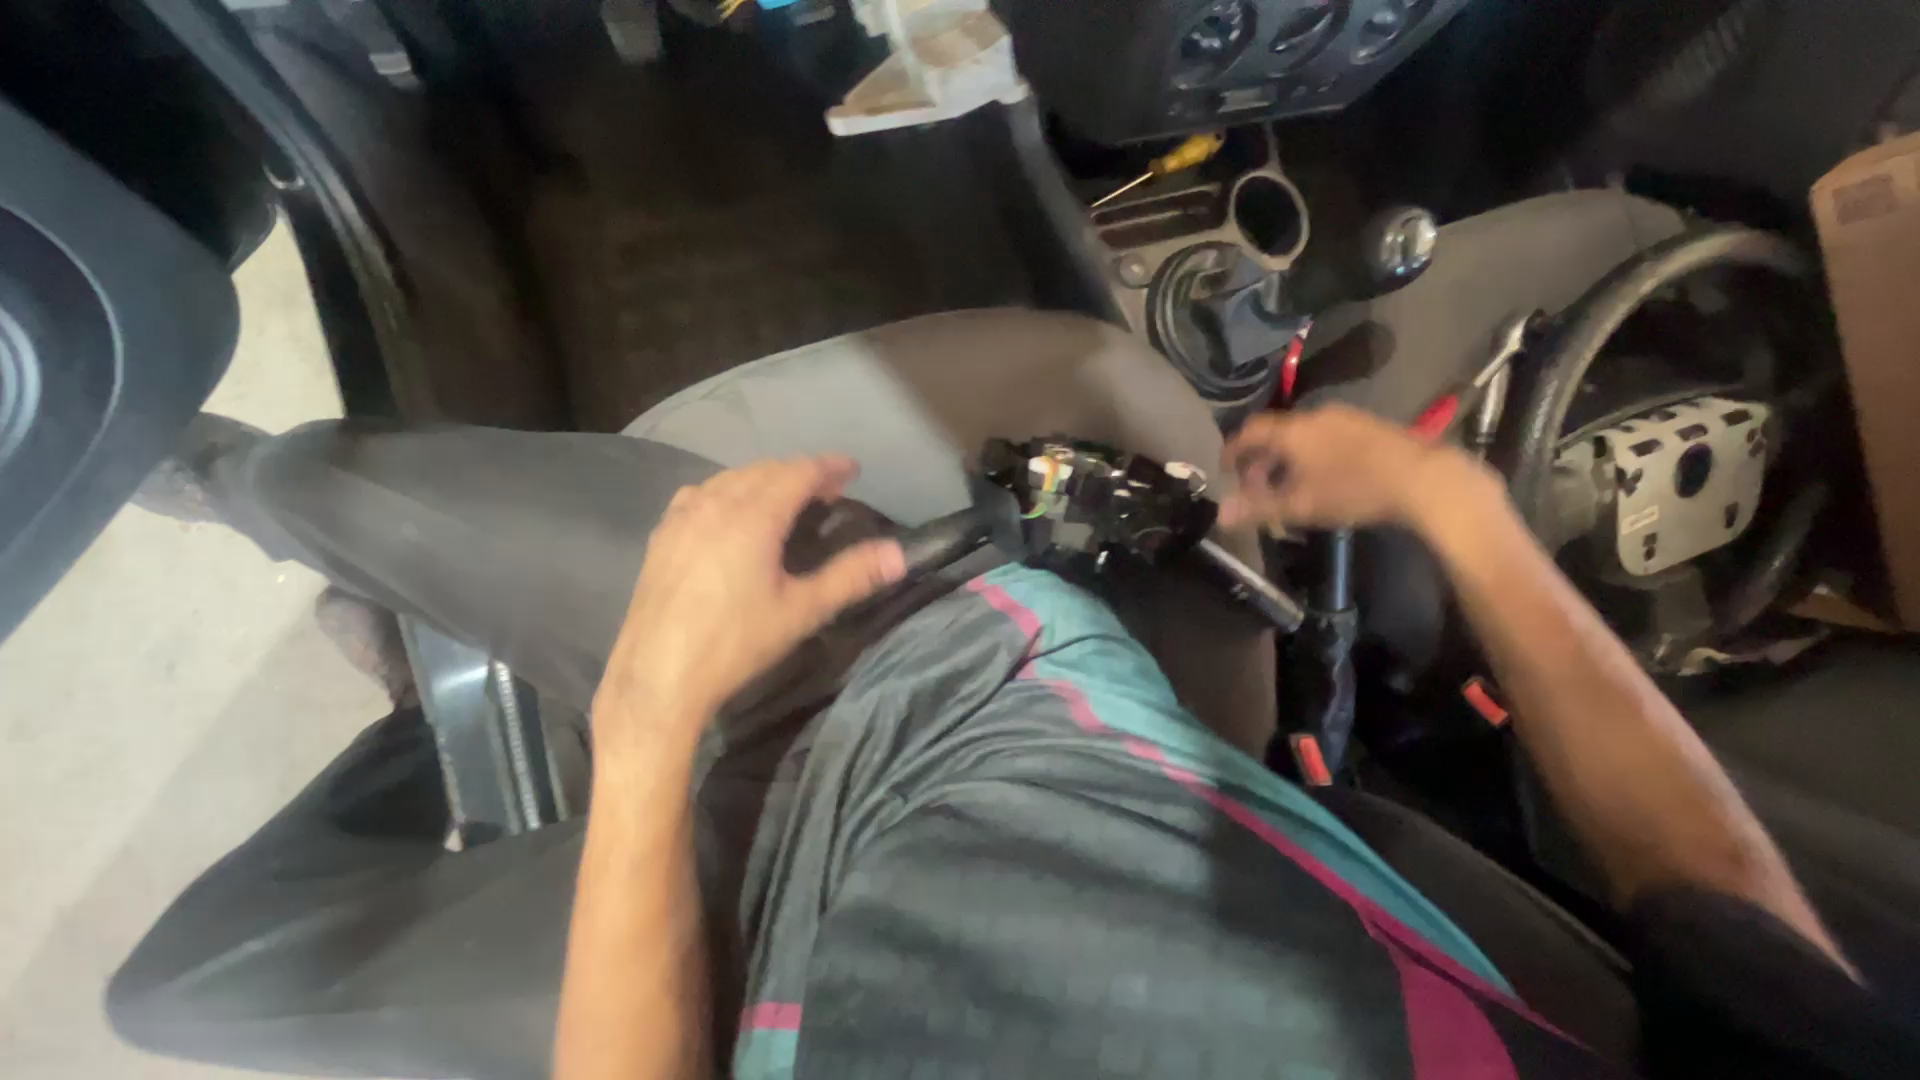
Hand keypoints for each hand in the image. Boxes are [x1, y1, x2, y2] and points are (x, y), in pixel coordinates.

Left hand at [595, 457, 907, 736]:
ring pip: (730, 478)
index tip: (852, 470)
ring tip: (784, 498)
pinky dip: (727, 491)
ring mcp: (683, 517)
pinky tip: (729, 513)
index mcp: (754, 516)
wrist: (659, 676)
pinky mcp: (662, 536)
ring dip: (763, 479)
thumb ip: (851, 576)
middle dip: (799, 472)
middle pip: (765, 470)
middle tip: (827, 490)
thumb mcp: (802, 611)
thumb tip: (898, 554)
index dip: (829, 467)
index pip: (798, 472)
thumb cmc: (736, 643)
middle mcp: (716, 503)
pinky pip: (701, 494)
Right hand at [1218, 404, 1499, 531]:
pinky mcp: (1368, 426)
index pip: (1250, 431)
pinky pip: (1326, 436)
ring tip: (1289, 487)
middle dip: (1261, 460)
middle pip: (1276, 433)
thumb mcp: (1300, 505)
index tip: (1223, 468)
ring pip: (1302, 435)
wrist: (1424, 479)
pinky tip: (1323, 478)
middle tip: (1257, 487)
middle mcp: (1315, 416)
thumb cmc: (1353, 490)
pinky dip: (1312, 454)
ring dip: (1288, 458)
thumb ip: (1258, 508)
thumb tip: (1220, 515)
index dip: (1233, 449)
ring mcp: (1345, 418)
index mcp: (1293, 431)